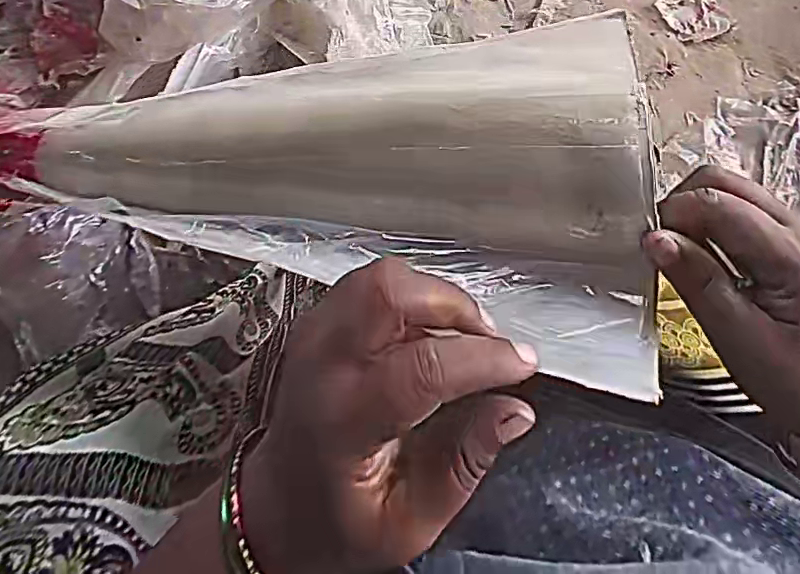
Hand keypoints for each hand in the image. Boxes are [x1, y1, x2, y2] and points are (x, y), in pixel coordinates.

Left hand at [241, 260, 538, 573]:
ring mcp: (313, 332)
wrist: (277, 504)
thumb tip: (515, 410)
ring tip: (462, 334)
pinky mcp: (315, 320)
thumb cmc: (339, 523)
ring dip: (431, 294)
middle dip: (453, 304)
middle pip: (389, 293)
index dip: (482, 358)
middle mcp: (323, 361)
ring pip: (378, 277)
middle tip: (489, 339)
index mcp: (345, 419)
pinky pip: (367, 284)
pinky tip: (427, 330)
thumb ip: (464, 462)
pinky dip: (408, 295)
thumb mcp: (410, 522)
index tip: (522, 363)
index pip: (422, 367)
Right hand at [643, 166, 799, 440]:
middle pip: (724, 181)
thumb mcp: (740, 341)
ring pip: (730, 187)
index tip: (655, 246)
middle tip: (666, 244)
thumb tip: (654, 239)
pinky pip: (740, 206)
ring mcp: (799, 231)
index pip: (719, 204)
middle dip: (682, 202)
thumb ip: (697, 283)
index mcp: (795, 259)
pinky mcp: (789, 237)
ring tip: (685, 251)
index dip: (675, 214)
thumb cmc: (797, 381)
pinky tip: (707, 253)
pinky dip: (710, 218)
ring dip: (695, 208)